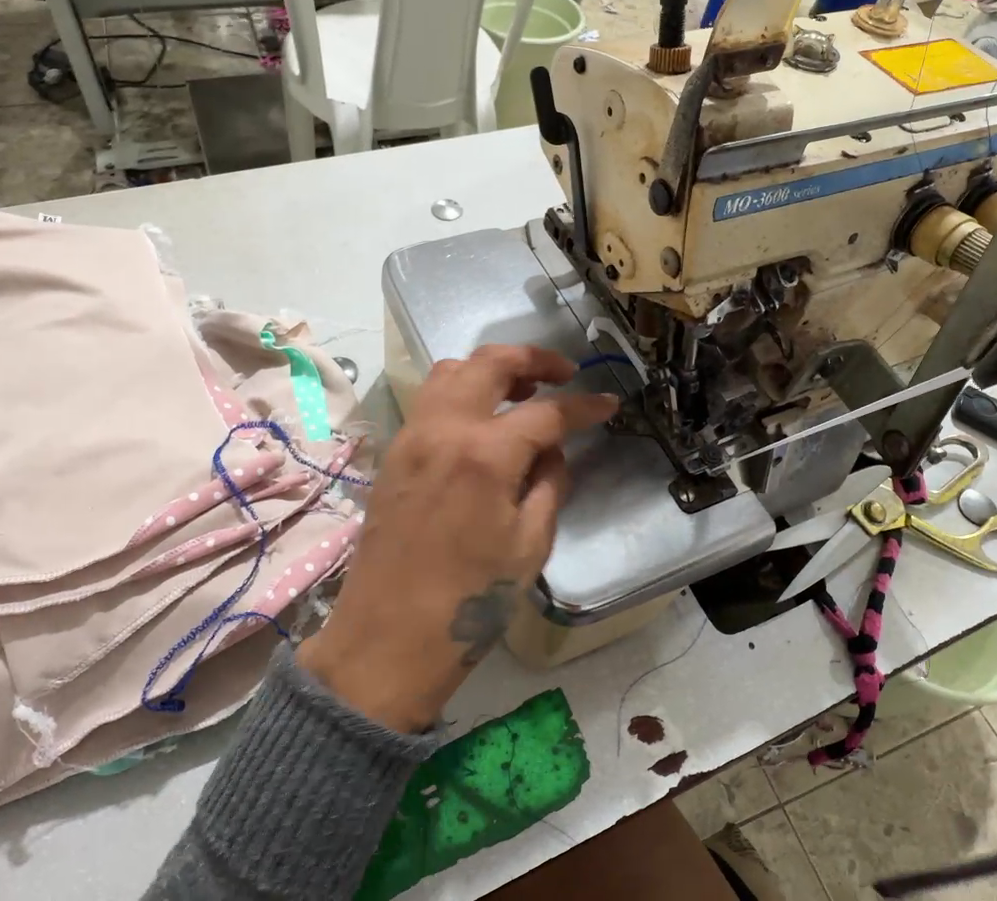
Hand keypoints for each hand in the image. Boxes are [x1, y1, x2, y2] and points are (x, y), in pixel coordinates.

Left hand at [298, 345, 618, 732]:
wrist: (387, 638)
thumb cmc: (468, 602)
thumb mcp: (529, 546)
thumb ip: (548, 485)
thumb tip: (552, 452)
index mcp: (485, 454)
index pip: (546, 412)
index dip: (584, 406)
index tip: (609, 403)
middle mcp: (443, 429)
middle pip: (489, 364)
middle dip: (533, 360)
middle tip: (564, 373)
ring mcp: (411, 437)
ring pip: (451, 372)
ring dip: (490, 370)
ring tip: (522, 392)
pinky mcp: (394, 454)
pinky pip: (429, 400)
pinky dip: (461, 392)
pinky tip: (483, 422)